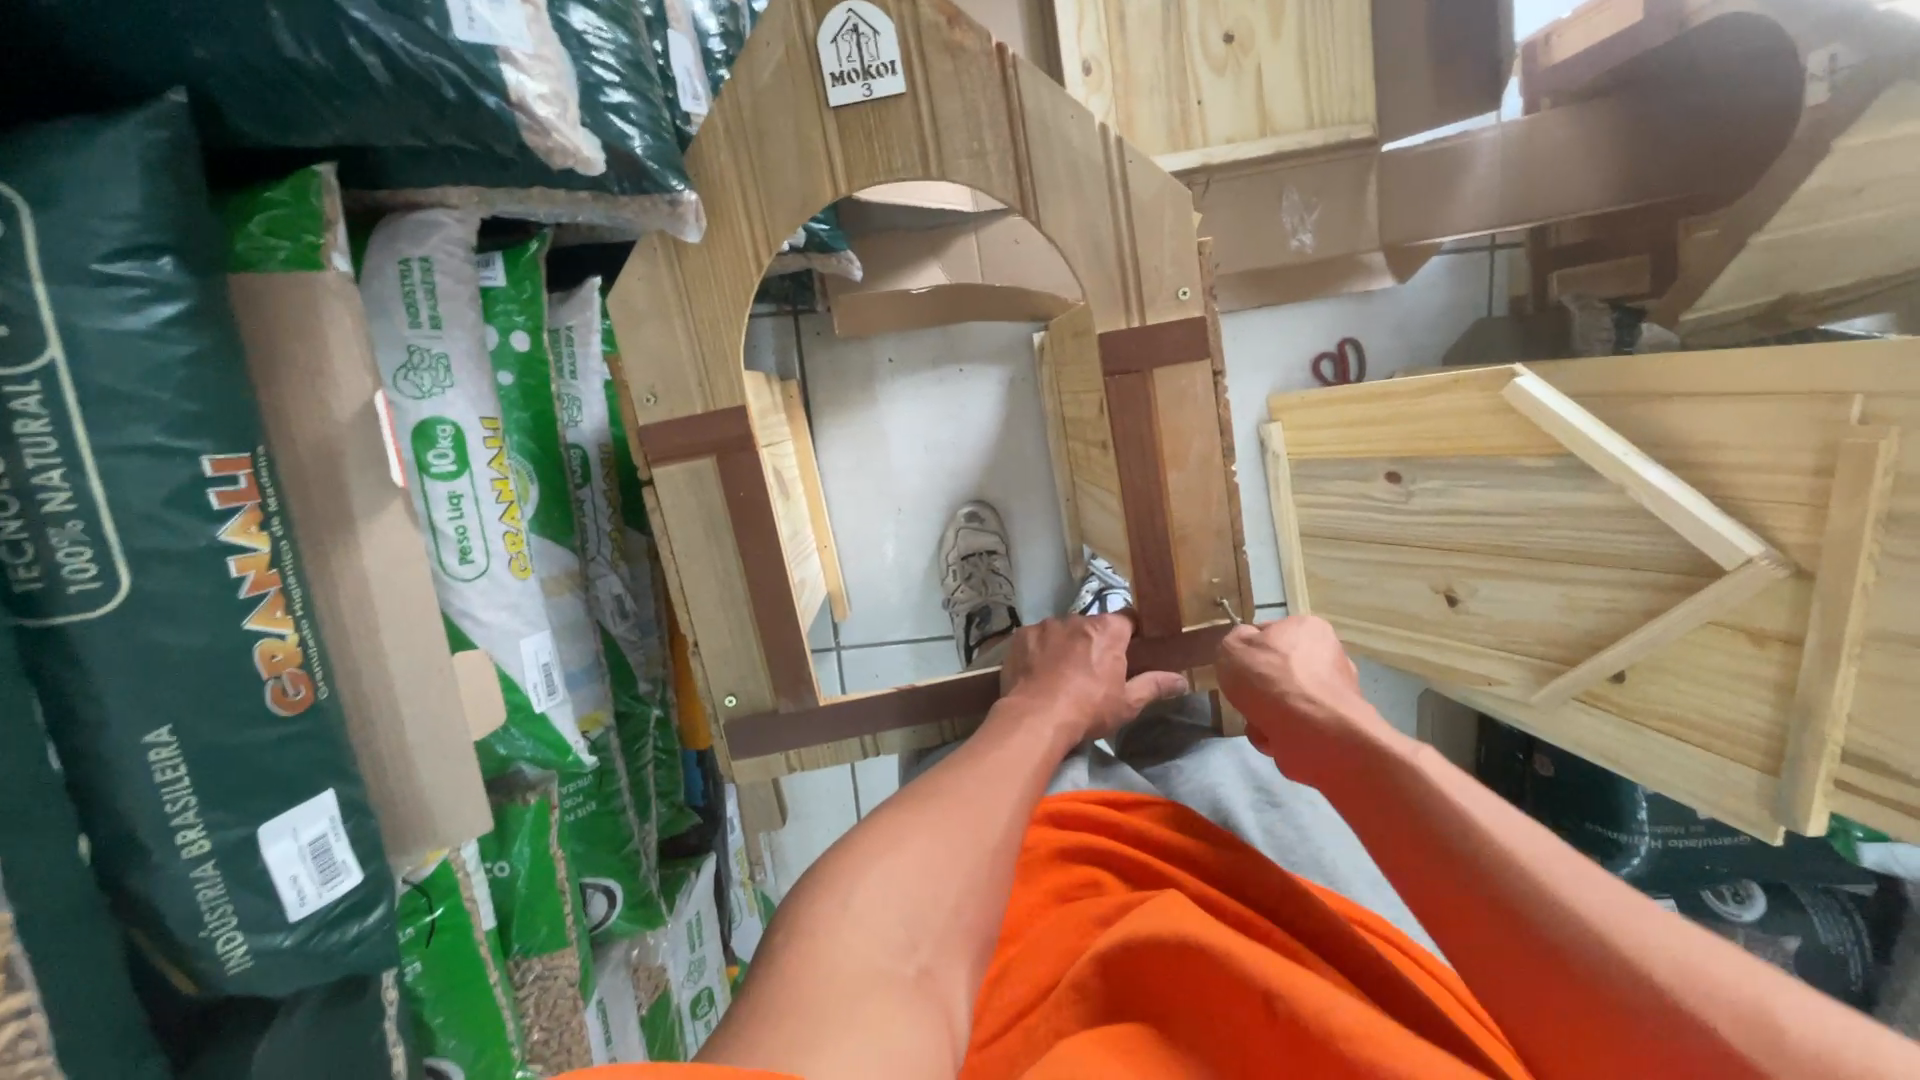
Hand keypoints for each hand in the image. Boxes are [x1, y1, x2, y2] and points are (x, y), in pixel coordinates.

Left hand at [997, 615, 1189, 742]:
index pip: (1128, 619)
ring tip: (1061, 674)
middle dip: (1094, 642)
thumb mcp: (1127, 703)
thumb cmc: (1088, 710)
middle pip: (1092, 626)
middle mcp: (1077, 619)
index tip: (1130, 649)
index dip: (1130, 633)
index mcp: (1108, 630)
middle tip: (1093, 670)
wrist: (1035, 717)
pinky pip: (1036, 639)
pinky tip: (1038, 673)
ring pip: (1062, 631)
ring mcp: (1046, 625)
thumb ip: (1154, 685)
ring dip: (1065, 645)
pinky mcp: (1021, 635)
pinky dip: (1039, 651)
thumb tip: (1182, 680)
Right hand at [1216, 616, 1393, 776]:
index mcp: (1307, 627)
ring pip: (1287, 700)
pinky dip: (1281, 731)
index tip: (1237, 668)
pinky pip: (1298, 724)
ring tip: (1258, 723)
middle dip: (1259, 689)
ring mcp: (1336, 690)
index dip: (1248, 651)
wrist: (1313, 729)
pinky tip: (1273, 737)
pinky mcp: (1337, 722)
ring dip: (1266, 713)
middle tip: (1246, 699)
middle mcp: (1329, 654)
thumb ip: (1234, 640)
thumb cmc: (1270, 678)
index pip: (1269, 633)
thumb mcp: (1232, 648)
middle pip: (1279, 671)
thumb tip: (1246, 645)